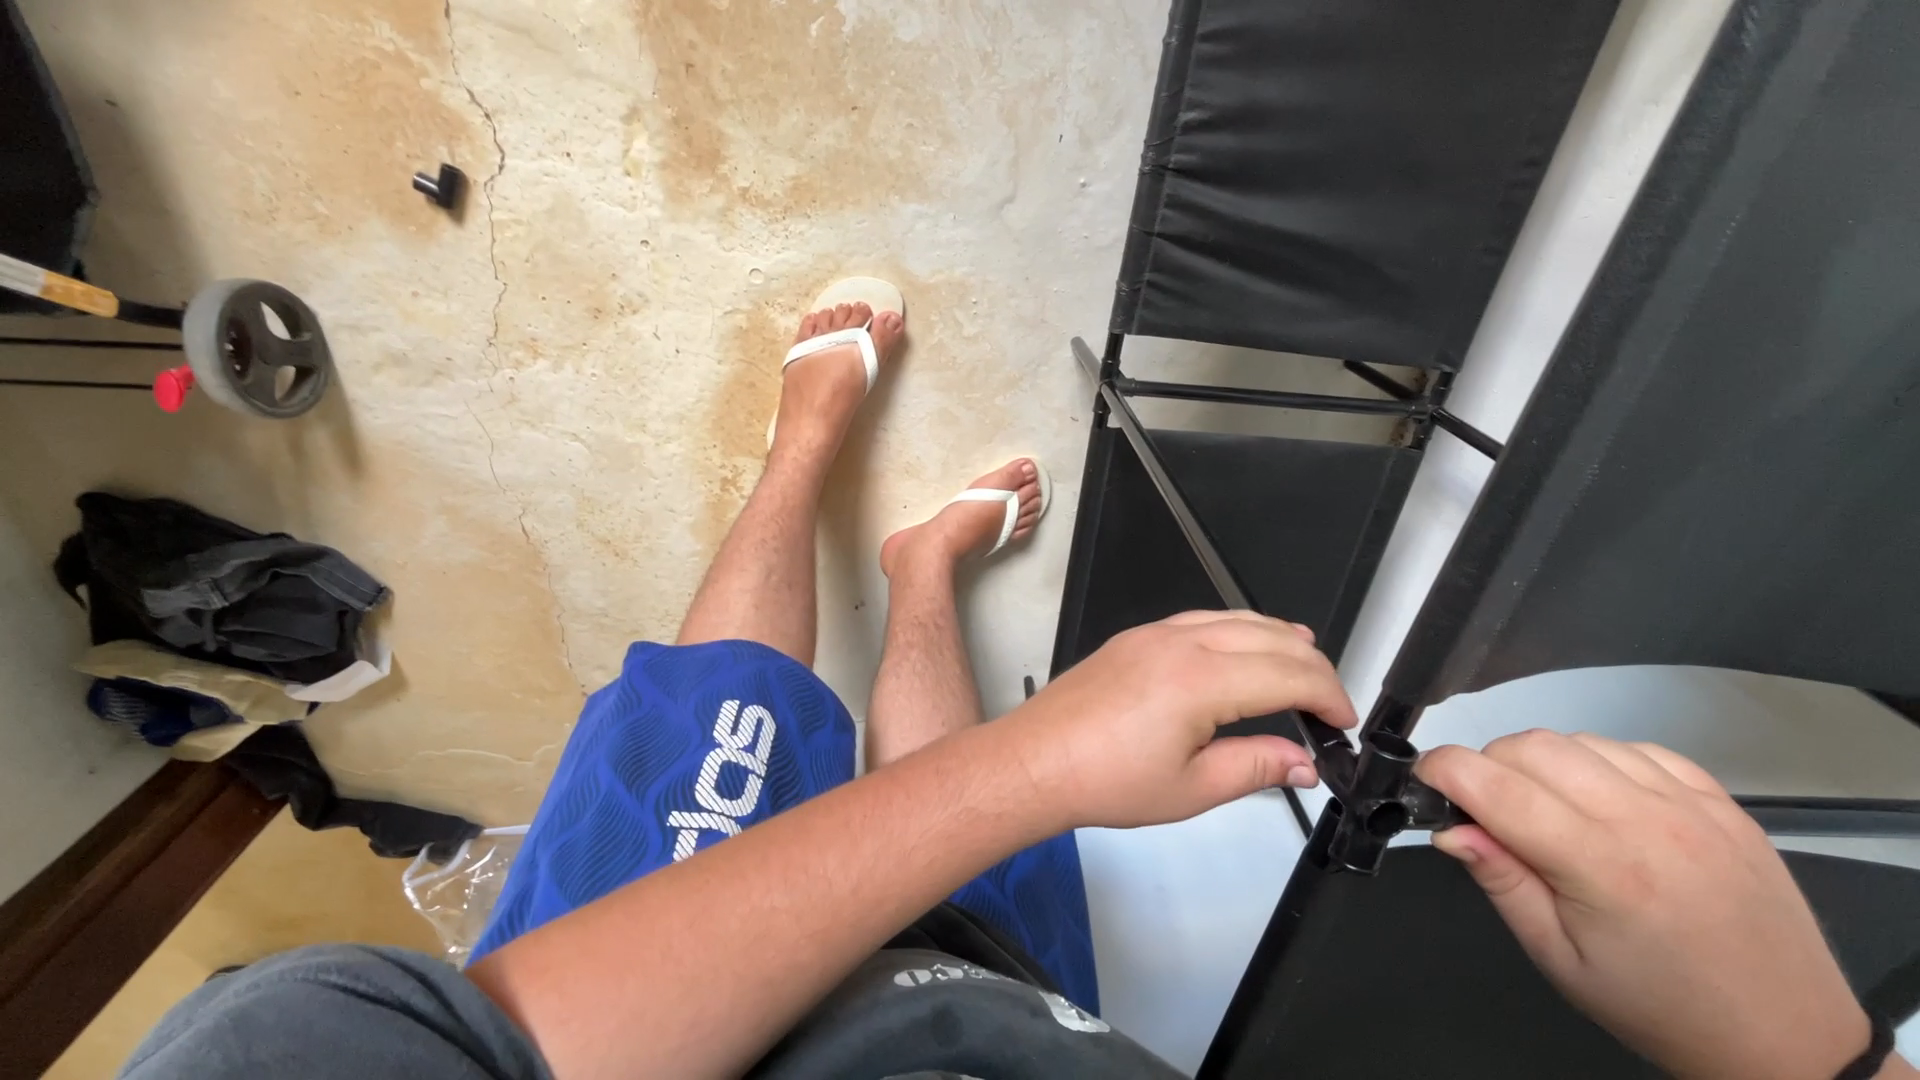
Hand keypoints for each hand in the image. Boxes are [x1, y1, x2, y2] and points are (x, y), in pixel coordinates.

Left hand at [1005, 610, 1356, 829]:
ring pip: (1236, 619)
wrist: (1036, 761)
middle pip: (1271, 637)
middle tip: (1328, 703)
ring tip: (1303, 662)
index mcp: (1200, 681)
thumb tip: (1304, 763)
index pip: (1290, 673)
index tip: (1342, 723)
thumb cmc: (1104, 780)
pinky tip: (1242, 649)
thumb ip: (1256, 768)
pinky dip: (1237, 630)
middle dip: (1312, 666)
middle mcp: (1179, 643)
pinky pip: (1200, 620)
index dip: (1328, 696)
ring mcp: (1154, 634)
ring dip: (1277, 639)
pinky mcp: (1134, 638)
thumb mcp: (1192, 787)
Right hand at [1416, 731, 1884, 1079]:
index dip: (1442, 770)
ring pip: (1578, 739)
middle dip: (1487, 766)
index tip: (1425, 783)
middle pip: (1530, 747)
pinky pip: (1635, 747)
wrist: (1785, 1035)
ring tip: (1546, 809)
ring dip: (1540, 762)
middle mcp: (1646, 822)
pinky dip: (1598, 761)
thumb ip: (1500, 881)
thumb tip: (1449, 829)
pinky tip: (1599, 799)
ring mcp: (1690, 805)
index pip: (1493, 784)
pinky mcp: (1720, 800)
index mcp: (1601, 867)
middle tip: (1487, 810)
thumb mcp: (1557, 957)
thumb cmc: (1657, 1004)